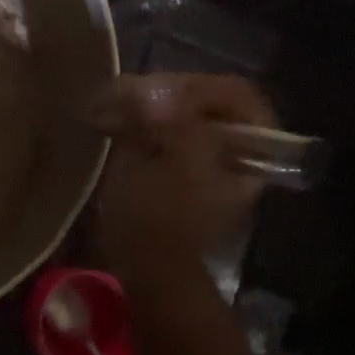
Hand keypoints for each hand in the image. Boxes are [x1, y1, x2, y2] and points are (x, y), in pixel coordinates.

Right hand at [93, 73, 274, 280]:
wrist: (148, 270)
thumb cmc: (163, 218)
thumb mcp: (170, 164)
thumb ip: (169, 120)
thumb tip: (151, 86)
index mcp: (248, 147)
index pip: (231, 93)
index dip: (191, 84)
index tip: (152, 91)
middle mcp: (233, 149)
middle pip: (201, 100)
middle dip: (160, 94)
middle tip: (119, 95)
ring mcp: (202, 160)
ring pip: (176, 115)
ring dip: (142, 107)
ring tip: (105, 107)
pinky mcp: (172, 170)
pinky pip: (157, 132)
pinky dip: (134, 124)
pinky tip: (107, 123)